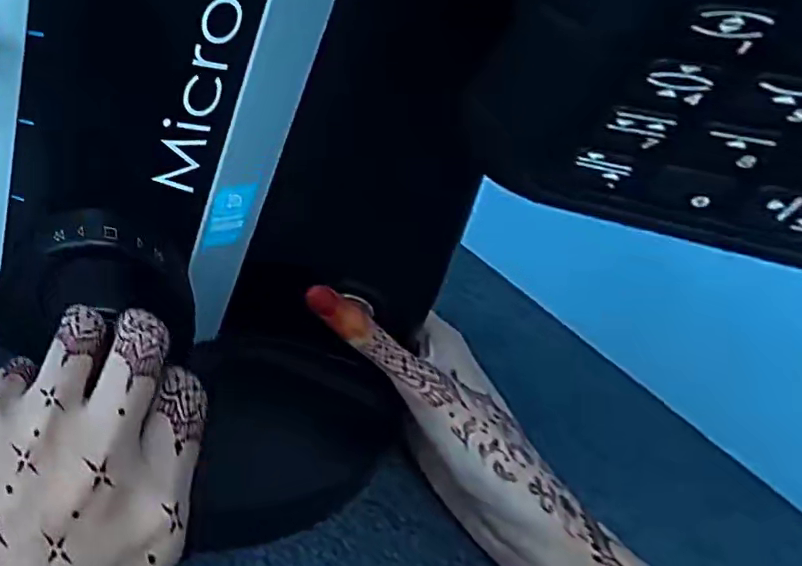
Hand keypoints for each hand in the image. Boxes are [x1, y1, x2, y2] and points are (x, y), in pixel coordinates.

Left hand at [0, 306, 207, 565]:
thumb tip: (161, 431)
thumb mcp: (134, 554)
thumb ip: (154, 489)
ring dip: (81, 333)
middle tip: (128, 338)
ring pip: (80, 326)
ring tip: (76, 347)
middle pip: (142, 341)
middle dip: (138, 331)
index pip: (187, 397)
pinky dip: (22, 376)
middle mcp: (103, 449)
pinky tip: (20, 400)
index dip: (175, 381)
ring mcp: (45, 420)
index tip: (163, 381)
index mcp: (151, 498)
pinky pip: (20, 362)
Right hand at [306, 287, 645, 565]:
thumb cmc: (487, 450)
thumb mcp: (420, 385)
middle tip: (284, 304)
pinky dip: (341, 376)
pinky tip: (316, 370)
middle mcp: (422, 353)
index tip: (295, 274)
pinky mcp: (399, 413)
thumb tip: (319, 293)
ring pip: (361, 353)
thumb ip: (369, 340)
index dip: (340, 283)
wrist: (516, 528)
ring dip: (335, 347)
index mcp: (436, 333)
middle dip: (333, 316)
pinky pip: (361, 382)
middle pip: (367, 322)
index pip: (380, 293)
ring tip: (291, 331)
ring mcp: (411, 385)